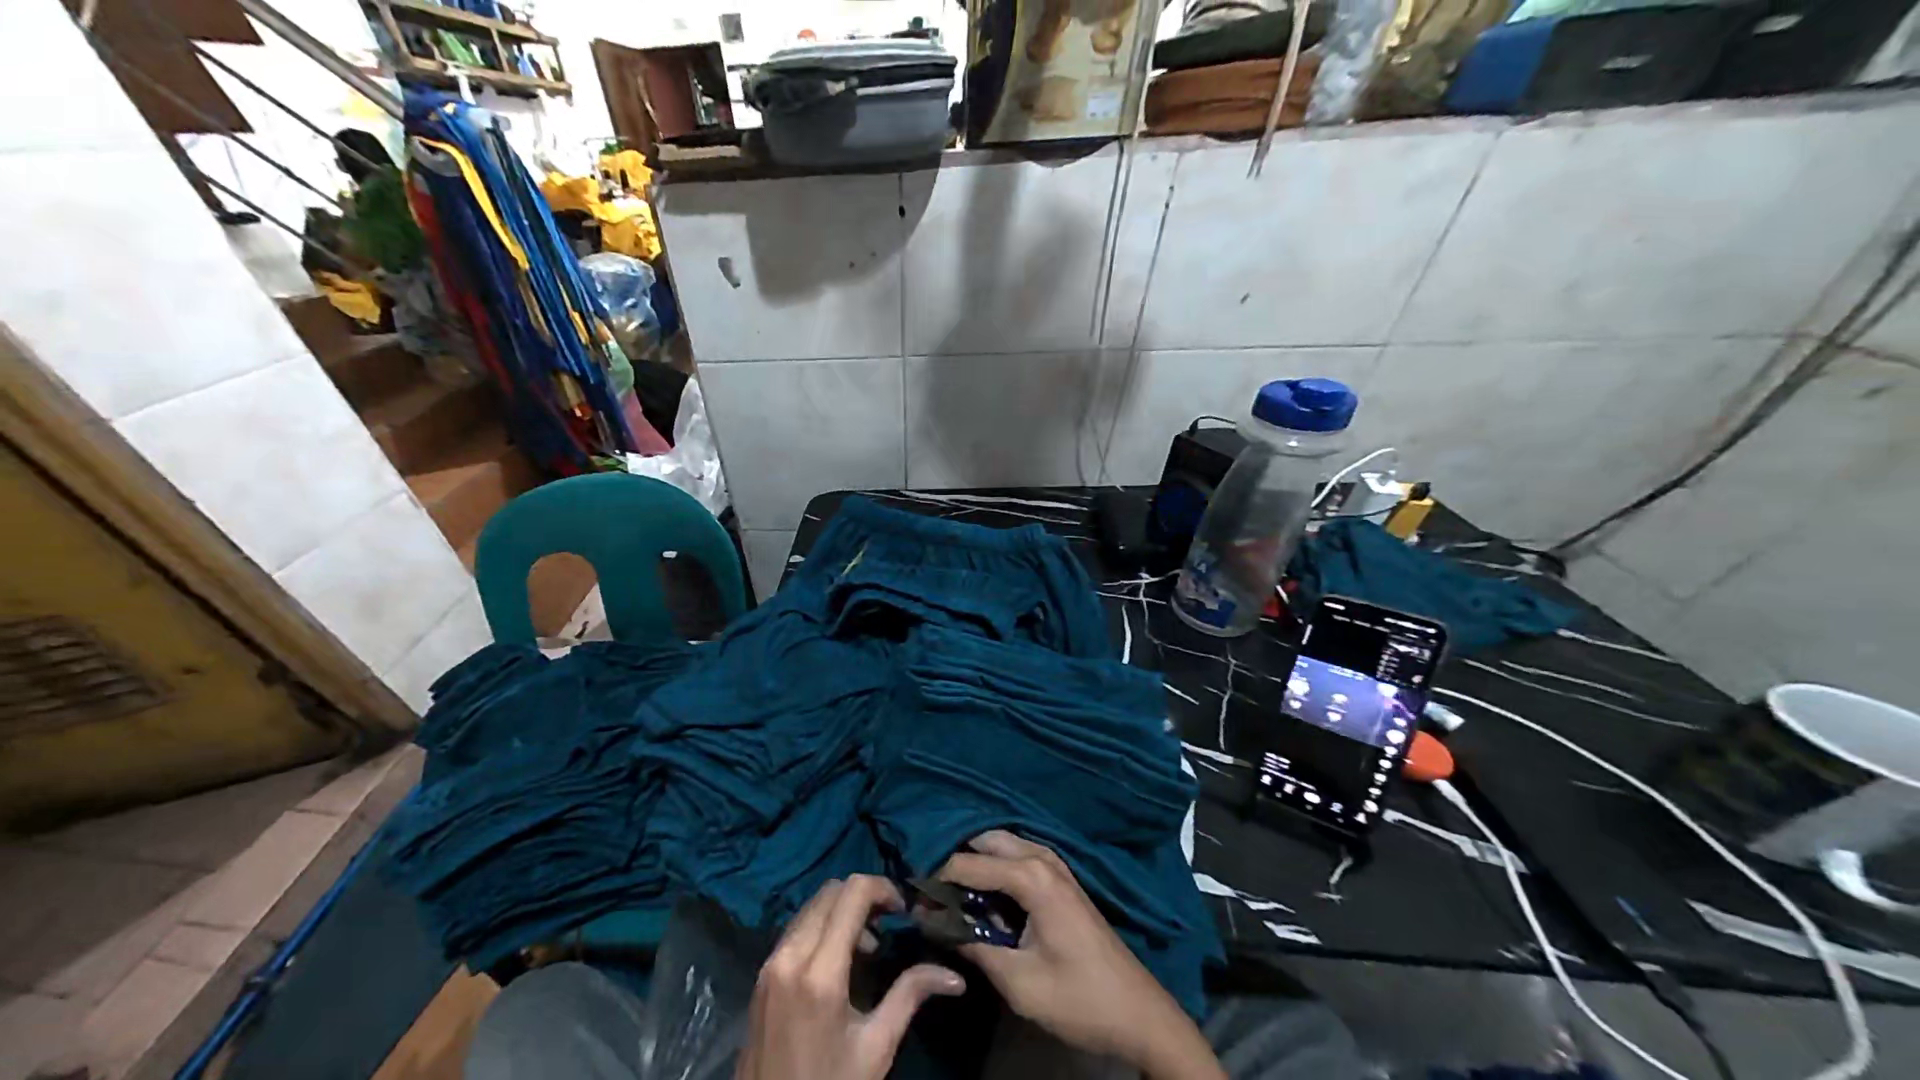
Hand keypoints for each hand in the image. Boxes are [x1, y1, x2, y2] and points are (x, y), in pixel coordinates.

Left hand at [737, 875, 965, 1079]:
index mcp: (820, 972)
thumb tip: (955, 976)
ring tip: (867, 946)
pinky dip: (822, 926)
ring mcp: (770, 964)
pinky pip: (796, 928)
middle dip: (864, 896)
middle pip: (830, 891)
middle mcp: (790, 955)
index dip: (882, 888)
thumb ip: (910, 996)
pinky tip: (839, 959)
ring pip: (811, 906)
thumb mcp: (876, 1047)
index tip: (902, 910)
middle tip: (888, 924)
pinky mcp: (762, 975)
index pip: (852, 893)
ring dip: (842, 910)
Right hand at [937, 831, 1224, 1079]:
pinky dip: (993, 868)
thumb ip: (971, 944)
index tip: (909, 898)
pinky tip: (980, 894)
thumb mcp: (1017, 980)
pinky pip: (1017, 858)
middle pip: (984, 840)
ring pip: (1002, 845)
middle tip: (927, 892)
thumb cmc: (1077, 997)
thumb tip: (931, 921)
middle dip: (953, 859)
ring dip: (974, 861)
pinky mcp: (1060, 879)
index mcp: (1032, 876)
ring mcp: (1055, 865)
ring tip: (946, 892)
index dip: (934, 880)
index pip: (967, 864)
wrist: (1138, 1012)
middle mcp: (1043, 858)